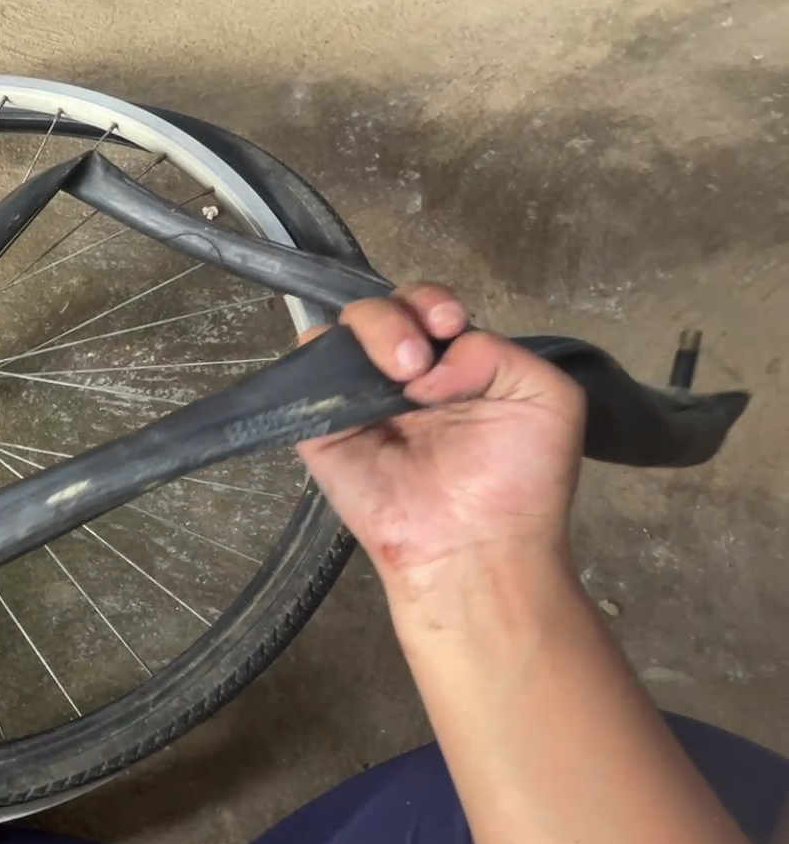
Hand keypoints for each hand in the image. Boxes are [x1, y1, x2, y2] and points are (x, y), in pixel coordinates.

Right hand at [295, 283, 585, 590]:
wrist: (468, 538)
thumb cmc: (514, 478)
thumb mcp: (545, 398)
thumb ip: (497, 353)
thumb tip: (427, 364)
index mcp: (448, 362)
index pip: (425, 307)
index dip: (432, 304)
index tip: (450, 328)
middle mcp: (396, 373)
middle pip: (378, 309)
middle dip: (399, 318)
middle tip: (416, 362)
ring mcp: (352, 396)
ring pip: (336, 332)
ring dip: (366, 334)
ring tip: (397, 375)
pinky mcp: (316, 423)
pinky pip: (299, 375)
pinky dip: (317, 364)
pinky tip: (354, 390)